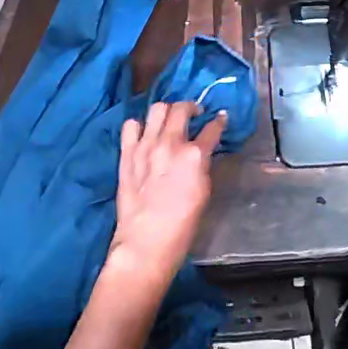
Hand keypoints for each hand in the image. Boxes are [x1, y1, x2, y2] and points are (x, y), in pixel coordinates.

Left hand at [108, 102, 227, 291]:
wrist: (146, 241)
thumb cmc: (183, 224)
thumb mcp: (204, 191)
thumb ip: (203, 165)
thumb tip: (202, 153)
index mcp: (195, 156)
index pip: (212, 129)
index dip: (219, 121)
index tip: (220, 118)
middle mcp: (170, 143)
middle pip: (181, 109)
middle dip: (191, 107)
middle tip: (195, 113)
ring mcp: (145, 146)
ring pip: (156, 109)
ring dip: (167, 111)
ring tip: (170, 119)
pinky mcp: (127, 153)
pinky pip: (131, 125)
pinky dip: (140, 125)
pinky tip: (145, 134)